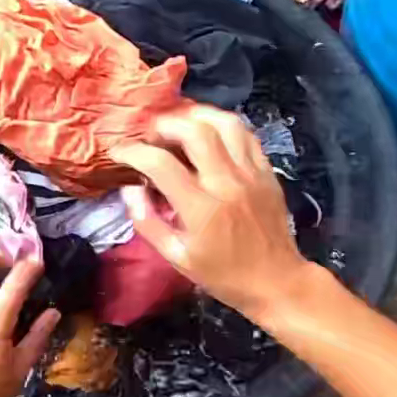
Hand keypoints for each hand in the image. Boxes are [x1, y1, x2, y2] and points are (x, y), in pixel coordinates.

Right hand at [114, 105, 327, 320]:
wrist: (276, 280)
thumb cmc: (221, 274)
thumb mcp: (175, 257)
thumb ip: (147, 221)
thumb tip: (130, 189)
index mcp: (201, 209)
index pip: (161, 164)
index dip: (134, 152)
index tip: (120, 152)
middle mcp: (227, 183)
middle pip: (194, 131)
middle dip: (165, 125)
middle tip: (150, 135)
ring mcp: (251, 173)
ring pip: (224, 123)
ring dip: (196, 116)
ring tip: (178, 124)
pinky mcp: (266, 171)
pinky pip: (245, 134)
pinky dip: (222, 126)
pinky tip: (208, 133)